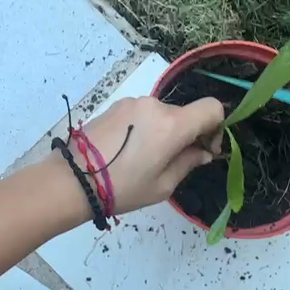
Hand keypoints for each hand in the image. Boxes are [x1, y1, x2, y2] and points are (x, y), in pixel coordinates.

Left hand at [77, 95, 224, 214]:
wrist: (73, 178)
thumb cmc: (123, 187)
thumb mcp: (162, 185)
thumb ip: (188, 162)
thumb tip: (203, 152)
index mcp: (171, 124)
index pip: (212, 107)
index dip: (216, 127)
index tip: (205, 148)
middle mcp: (154, 105)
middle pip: (185, 113)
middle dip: (187, 134)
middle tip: (174, 161)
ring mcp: (132, 102)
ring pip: (162, 114)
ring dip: (164, 131)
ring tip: (145, 158)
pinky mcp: (116, 105)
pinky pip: (142, 114)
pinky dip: (145, 127)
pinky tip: (128, 150)